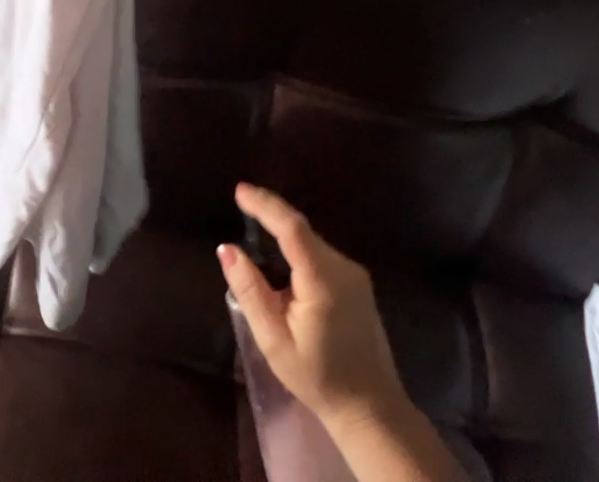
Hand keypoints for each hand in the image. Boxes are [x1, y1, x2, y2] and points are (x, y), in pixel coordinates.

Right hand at [218, 183, 410, 429]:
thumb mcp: (273, 339)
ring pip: (312, 242)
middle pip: (302, 232)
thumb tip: (227, 248)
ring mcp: (355, 276)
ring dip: (284, 235)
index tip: (239, 191)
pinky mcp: (358, 284)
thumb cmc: (317, 377)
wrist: (371, 407)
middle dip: (271, 216)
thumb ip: (250, 290)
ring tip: (255, 229)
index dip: (265, 205)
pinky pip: (321, 255)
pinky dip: (298, 250)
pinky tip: (282, 264)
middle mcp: (344, 270)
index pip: (292, 228)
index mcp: (323, 281)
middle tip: (241, 205)